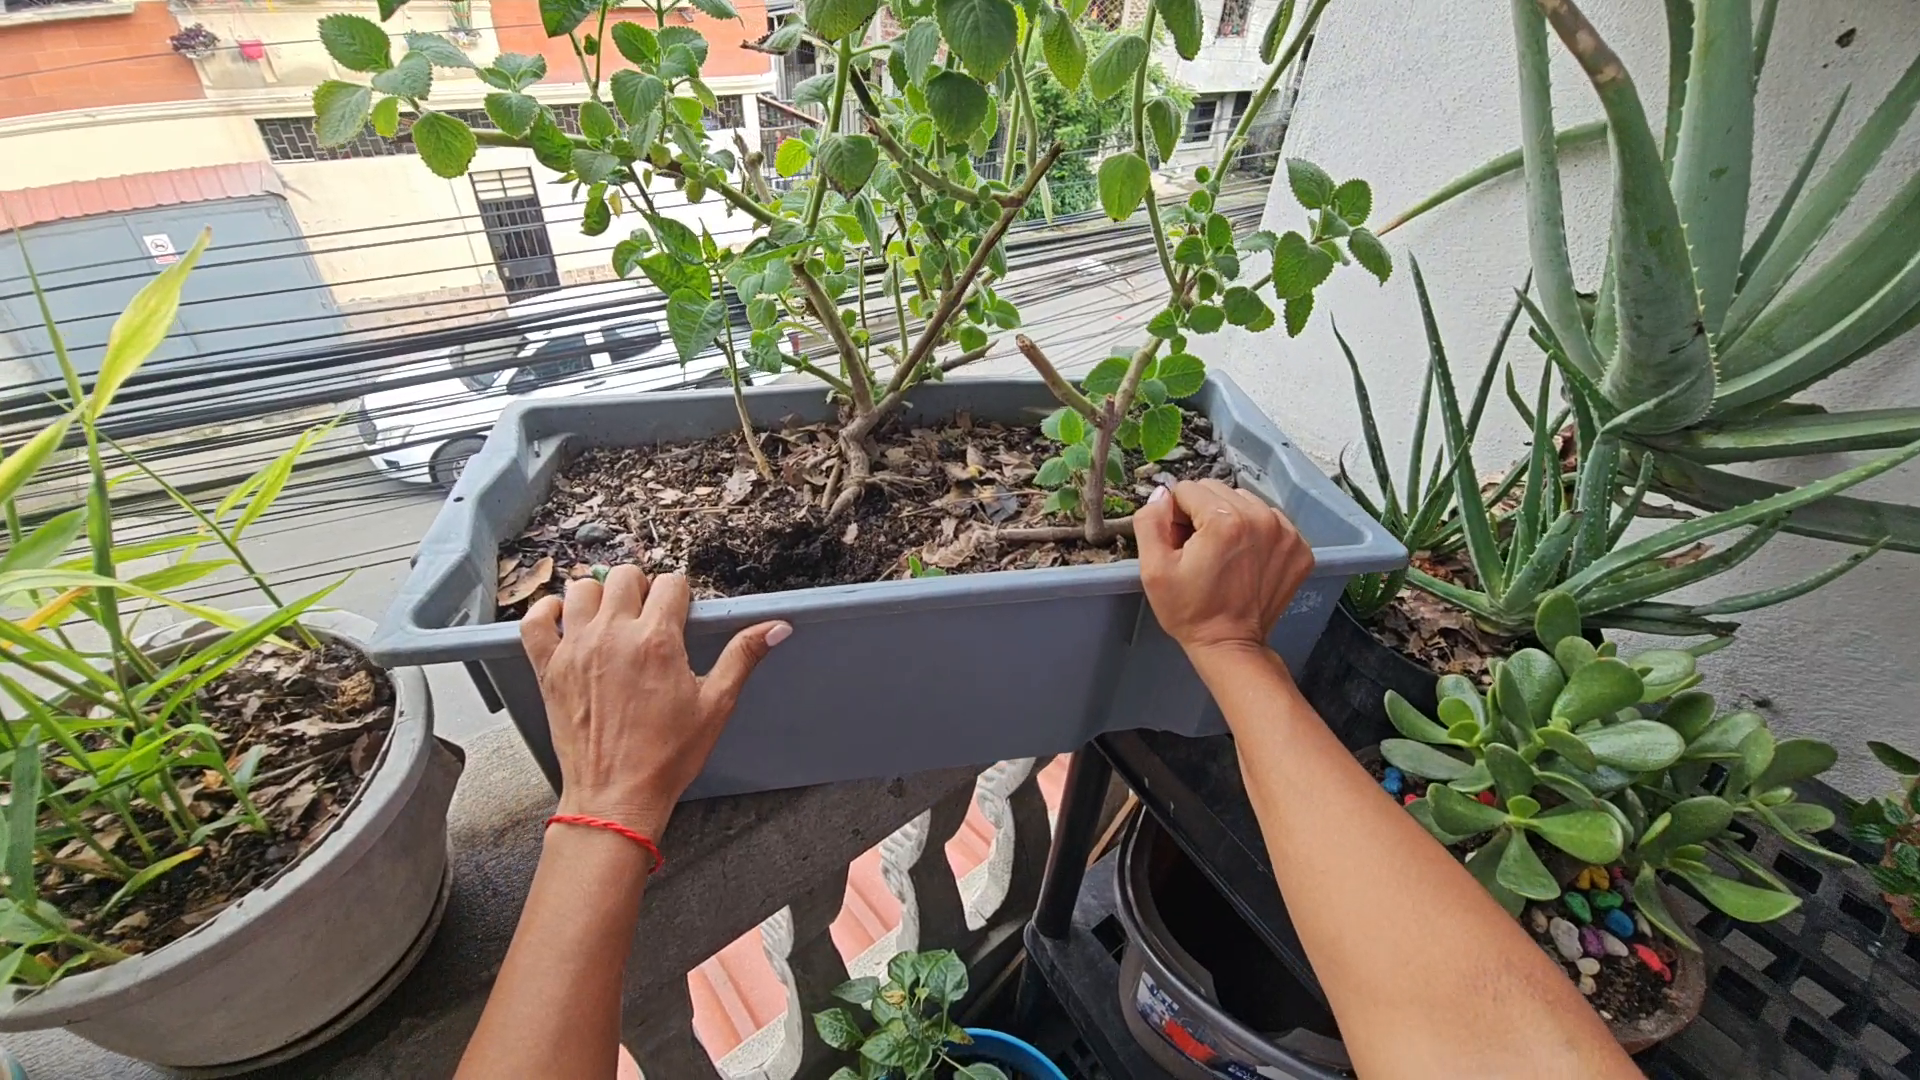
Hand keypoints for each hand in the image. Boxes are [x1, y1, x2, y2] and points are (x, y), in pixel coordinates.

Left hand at [520, 563, 790, 839]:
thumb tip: (777, 626)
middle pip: (626, 577)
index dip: (681, 594)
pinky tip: (567, 621)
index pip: (671, 583)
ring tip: (614, 616)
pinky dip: (548, 612)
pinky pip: (535, 621)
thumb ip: (743, 655)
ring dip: (601, 595)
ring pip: (582, 589)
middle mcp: (613, 636)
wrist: (616, 796)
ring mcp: (576, 650)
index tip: (681, 612)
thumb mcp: (716, 703)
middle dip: (643, 587)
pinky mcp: (548, 669)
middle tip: (651, 614)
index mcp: (657, 640)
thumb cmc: (668, 754)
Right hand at [1134, 479, 1313, 660]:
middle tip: (1198, 548)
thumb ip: (1150, 522)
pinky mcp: (1299, 547)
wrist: (1231, 644)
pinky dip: (1254, 531)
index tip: (1178, 542)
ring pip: (1244, 501)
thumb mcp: (1153, 569)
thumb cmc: (1190, 610)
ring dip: (1228, 519)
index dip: (1175, 514)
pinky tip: (1244, 558)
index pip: (1188, 489)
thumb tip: (1161, 494)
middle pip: (1217, 490)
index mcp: (1223, 521)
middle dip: (1202, 513)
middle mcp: (1260, 518)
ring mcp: (1286, 532)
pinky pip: (1269, 519)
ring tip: (1221, 554)